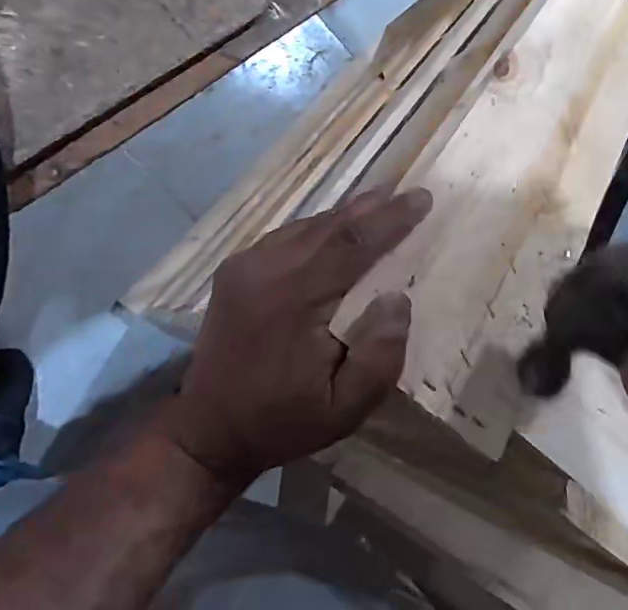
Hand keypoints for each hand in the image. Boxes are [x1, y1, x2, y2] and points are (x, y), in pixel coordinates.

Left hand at [157, 188, 431, 487]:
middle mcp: (266, 270)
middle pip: (332, 224)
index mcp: (292, 299)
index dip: (391, 219)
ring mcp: (246, 265)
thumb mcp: (346, 409)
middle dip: (376, 206)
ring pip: (311, 224)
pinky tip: (343, 226)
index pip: (352, 243)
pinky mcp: (236, 268)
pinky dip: (325, 226)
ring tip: (385, 200)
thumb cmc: (282, 421)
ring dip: (351, 214)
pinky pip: (292, 233)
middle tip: (412, 192)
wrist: (204, 435)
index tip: (424, 199)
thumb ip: (381, 357)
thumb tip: (398, 298)